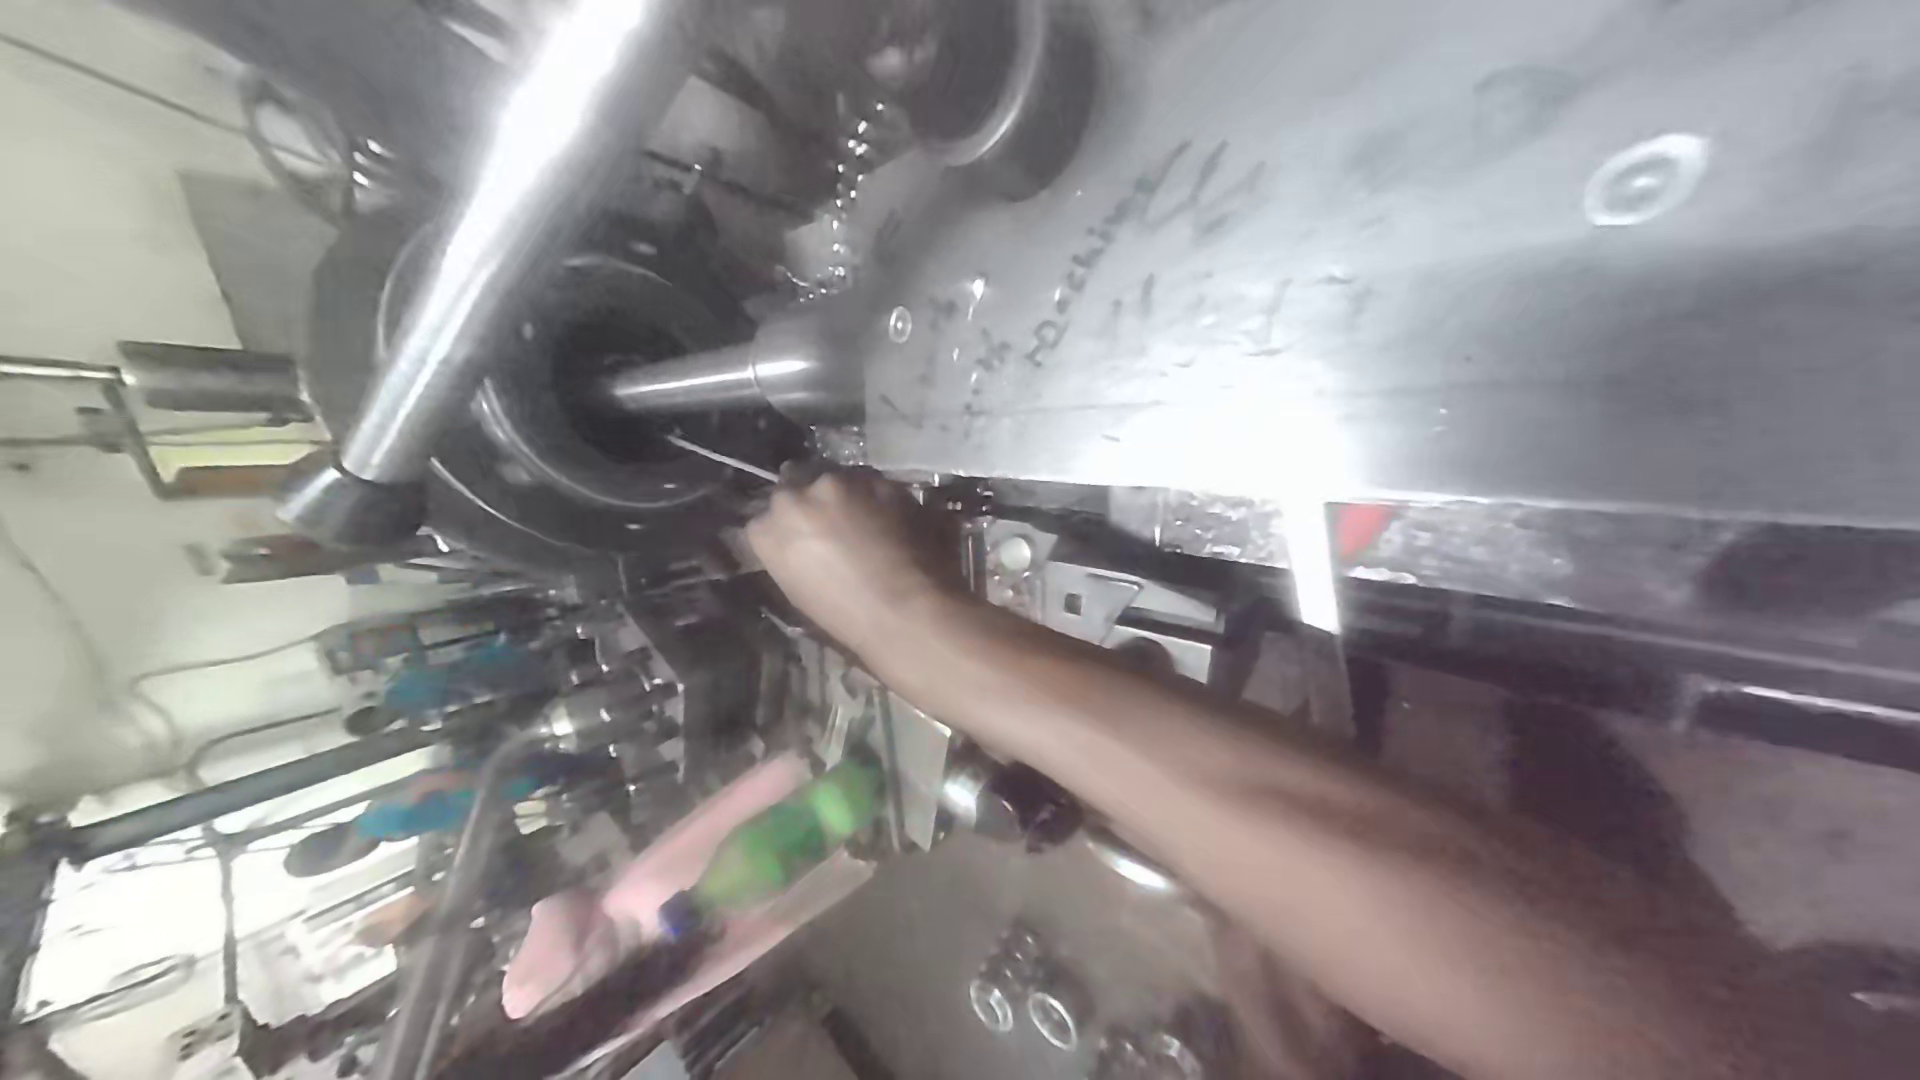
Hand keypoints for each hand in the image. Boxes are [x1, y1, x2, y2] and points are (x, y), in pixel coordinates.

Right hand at [745, 470, 955, 657]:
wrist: (907, 607)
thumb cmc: (848, 616)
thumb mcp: (799, 590)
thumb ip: (789, 553)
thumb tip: (802, 543)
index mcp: (767, 529)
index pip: (766, 518)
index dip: (789, 528)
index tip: (804, 542)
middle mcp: (797, 496)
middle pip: (798, 487)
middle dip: (813, 504)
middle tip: (835, 528)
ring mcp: (840, 482)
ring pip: (837, 481)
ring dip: (847, 497)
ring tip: (868, 524)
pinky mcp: (879, 480)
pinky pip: (872, 485)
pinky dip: (878, 499)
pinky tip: (893, 522)